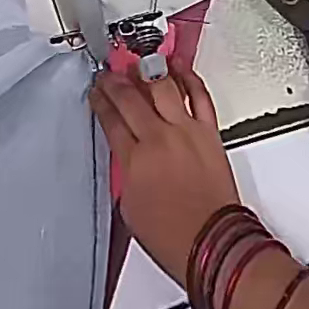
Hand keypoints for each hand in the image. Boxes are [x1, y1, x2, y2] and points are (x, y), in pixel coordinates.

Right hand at [89, 56, 239, 288]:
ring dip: (147, 71)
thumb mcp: (130, 206)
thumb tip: (125, 150)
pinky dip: (188, 76)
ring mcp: (185, 131)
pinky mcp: (208, 131)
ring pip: (162, 87)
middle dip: (115, 82)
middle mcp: (158, 140)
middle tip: (109, 75)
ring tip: (139, 63)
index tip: (97, 92)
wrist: (212, 245)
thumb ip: (125, 170)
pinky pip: (198, 94)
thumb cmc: (173, 236)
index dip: (100, 101)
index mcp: (133, 161)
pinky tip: (177, 66)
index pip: (111, 119)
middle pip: (130, 98)